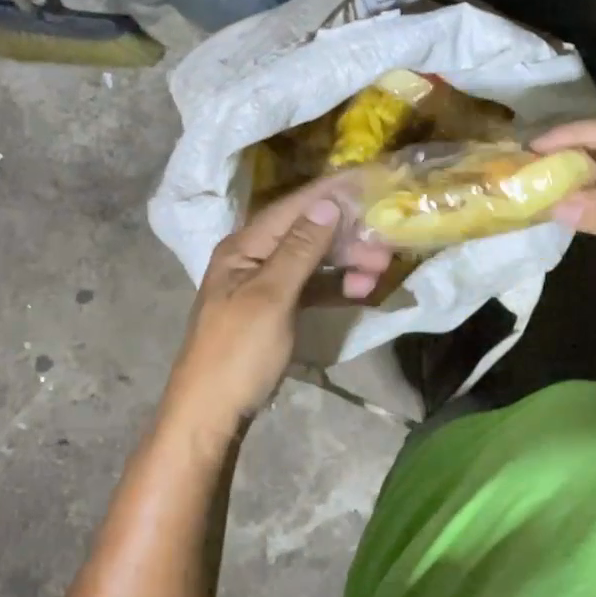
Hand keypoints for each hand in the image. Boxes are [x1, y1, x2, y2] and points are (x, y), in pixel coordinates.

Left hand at [162, 179, 392, 437]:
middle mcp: (253, 258)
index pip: (295, 206)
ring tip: (379, 273)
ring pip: (315, 261)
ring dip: (347, 263)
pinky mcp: (276, 310)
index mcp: (244, 247)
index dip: (333, 191)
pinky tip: (361, 290)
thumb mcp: (271, 297)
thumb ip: (301, 249)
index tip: (372, 178)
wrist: (208, 417)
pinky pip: (313, 287)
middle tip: (387, 245)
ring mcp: (265, 285)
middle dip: (349, 236)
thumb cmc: (237, 353)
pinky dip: (336, 286)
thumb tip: (327, 203)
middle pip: (309, 233)